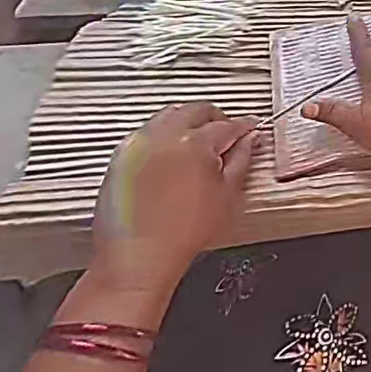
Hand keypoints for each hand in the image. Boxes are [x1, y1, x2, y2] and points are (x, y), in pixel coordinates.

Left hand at [93, 103, 257, 293]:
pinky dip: (164, 135)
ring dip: (188, 122)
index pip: (229, 124)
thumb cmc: (180, 234)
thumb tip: (250, 140)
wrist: (137, 261)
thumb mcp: (227, 194)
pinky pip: (147, 133)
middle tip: (227, 135)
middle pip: (197, 110)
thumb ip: (242, 158)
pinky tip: (173, 155)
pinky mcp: (120, 159)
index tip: (250, 130)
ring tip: (199, 143)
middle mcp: (164, 137)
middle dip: (216, 118)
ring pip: (170, 115)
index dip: (245, 127)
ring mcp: (138, 147)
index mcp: (194, 143)